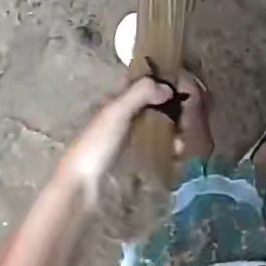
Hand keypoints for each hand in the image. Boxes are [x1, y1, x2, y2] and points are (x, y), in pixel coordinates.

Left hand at [55, 78, 173, 200]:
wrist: (81, 185)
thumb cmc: (96, 144)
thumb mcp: (116, 112)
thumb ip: (140, 94)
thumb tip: (168, 88)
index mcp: (116, 99)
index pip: (141, 81)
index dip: (159, 80)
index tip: (179, 89)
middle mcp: (124, 113)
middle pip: (154, 103)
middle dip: (172, 111)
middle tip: (184, 124)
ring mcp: (129, 136)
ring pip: (158, 124)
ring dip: (173, 130)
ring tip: (180, 145)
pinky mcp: (134, 156)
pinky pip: (157, 145)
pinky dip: (169, 147)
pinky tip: (175, 155)